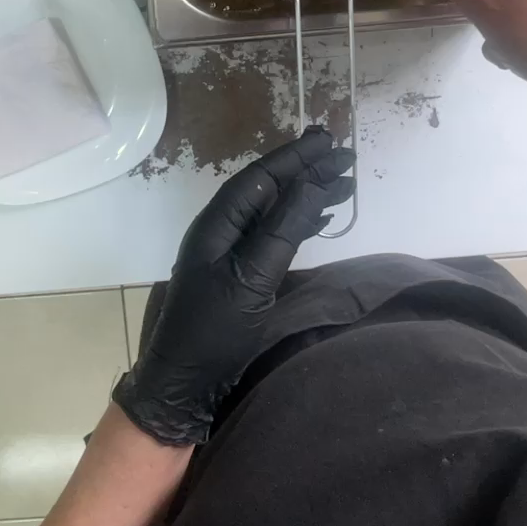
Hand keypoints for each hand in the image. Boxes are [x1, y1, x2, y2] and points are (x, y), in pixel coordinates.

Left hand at [112, 127, 354, 445]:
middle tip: (343, 156)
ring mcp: (229, 252)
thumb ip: (282, 229)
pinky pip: (272, 235)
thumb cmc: (214, 331)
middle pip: (267, 189)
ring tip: (343, 183)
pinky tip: (322, 220)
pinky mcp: (239, 274)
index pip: (260, 177)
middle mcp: (221, 229)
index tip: (328, 141)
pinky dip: (299, 223)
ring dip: (306, 196)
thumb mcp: (253, 278)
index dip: (295, 158)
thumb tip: (310, 183)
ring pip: (272, 211)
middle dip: (304, 171)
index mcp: (217, 224)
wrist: (183, 384)